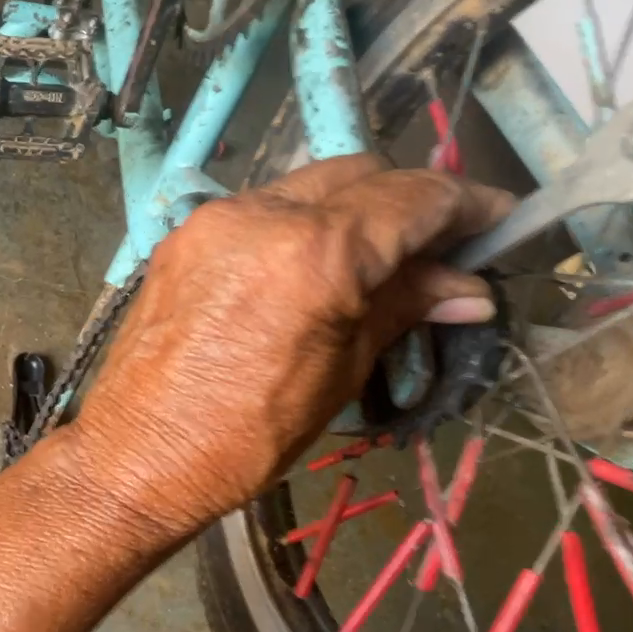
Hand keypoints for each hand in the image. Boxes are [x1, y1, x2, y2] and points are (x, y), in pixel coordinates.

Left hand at [69, 154, 513, 539]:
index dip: (468, 206)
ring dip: (347, 210)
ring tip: (372, 261)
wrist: (135, 457)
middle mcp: (256, 217)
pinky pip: (253, 213)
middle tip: (435, 247)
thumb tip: (467, 287)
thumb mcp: (339, 374)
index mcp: (311, 252)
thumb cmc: (244, 437)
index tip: (498, 223)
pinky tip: (306, 268)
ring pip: (301, 188)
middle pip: (357, 174)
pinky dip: (292, 226)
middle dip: (405, 201)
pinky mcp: (177, 243)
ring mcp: (208, 225)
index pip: (414, 196)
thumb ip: (400, 309)